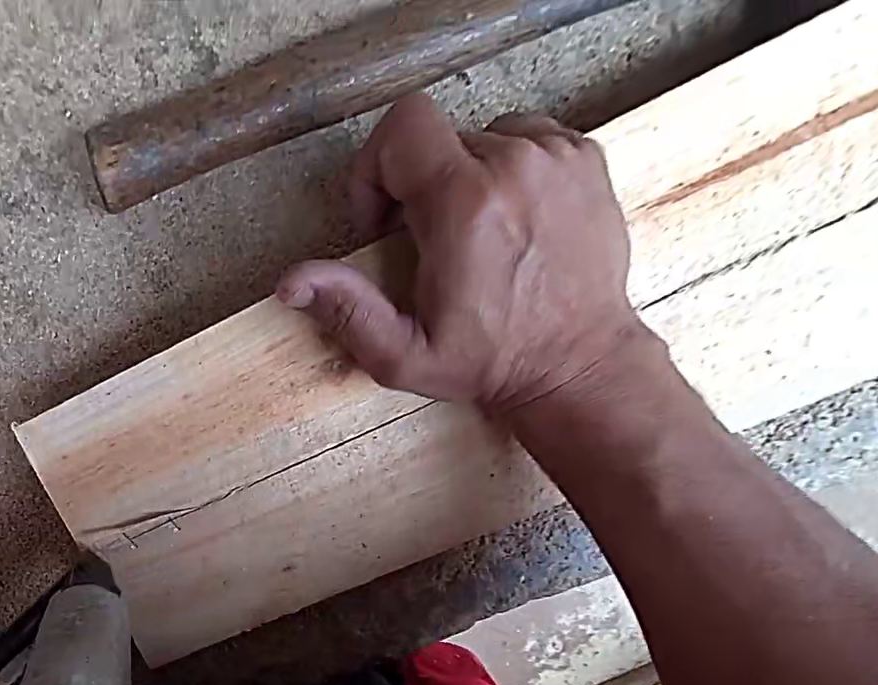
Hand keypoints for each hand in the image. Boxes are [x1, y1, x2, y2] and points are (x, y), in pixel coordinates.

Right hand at [276, 94, 652, 414]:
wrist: (574, 365)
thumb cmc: (490, 364)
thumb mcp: (403, 355)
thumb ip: (347, 311)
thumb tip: (293, 282)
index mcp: (464, 208)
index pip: (402, 128)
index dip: (376, 168)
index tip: (383, 219)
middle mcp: (515, 167)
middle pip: (439, 141)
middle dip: (418, 188)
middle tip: (426, 245)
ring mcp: (557, 158)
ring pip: (482, 139)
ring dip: (463, 181)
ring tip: (470, 236)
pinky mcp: (584, 161)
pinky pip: (527, 140)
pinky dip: (507, 174)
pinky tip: (508, 224)